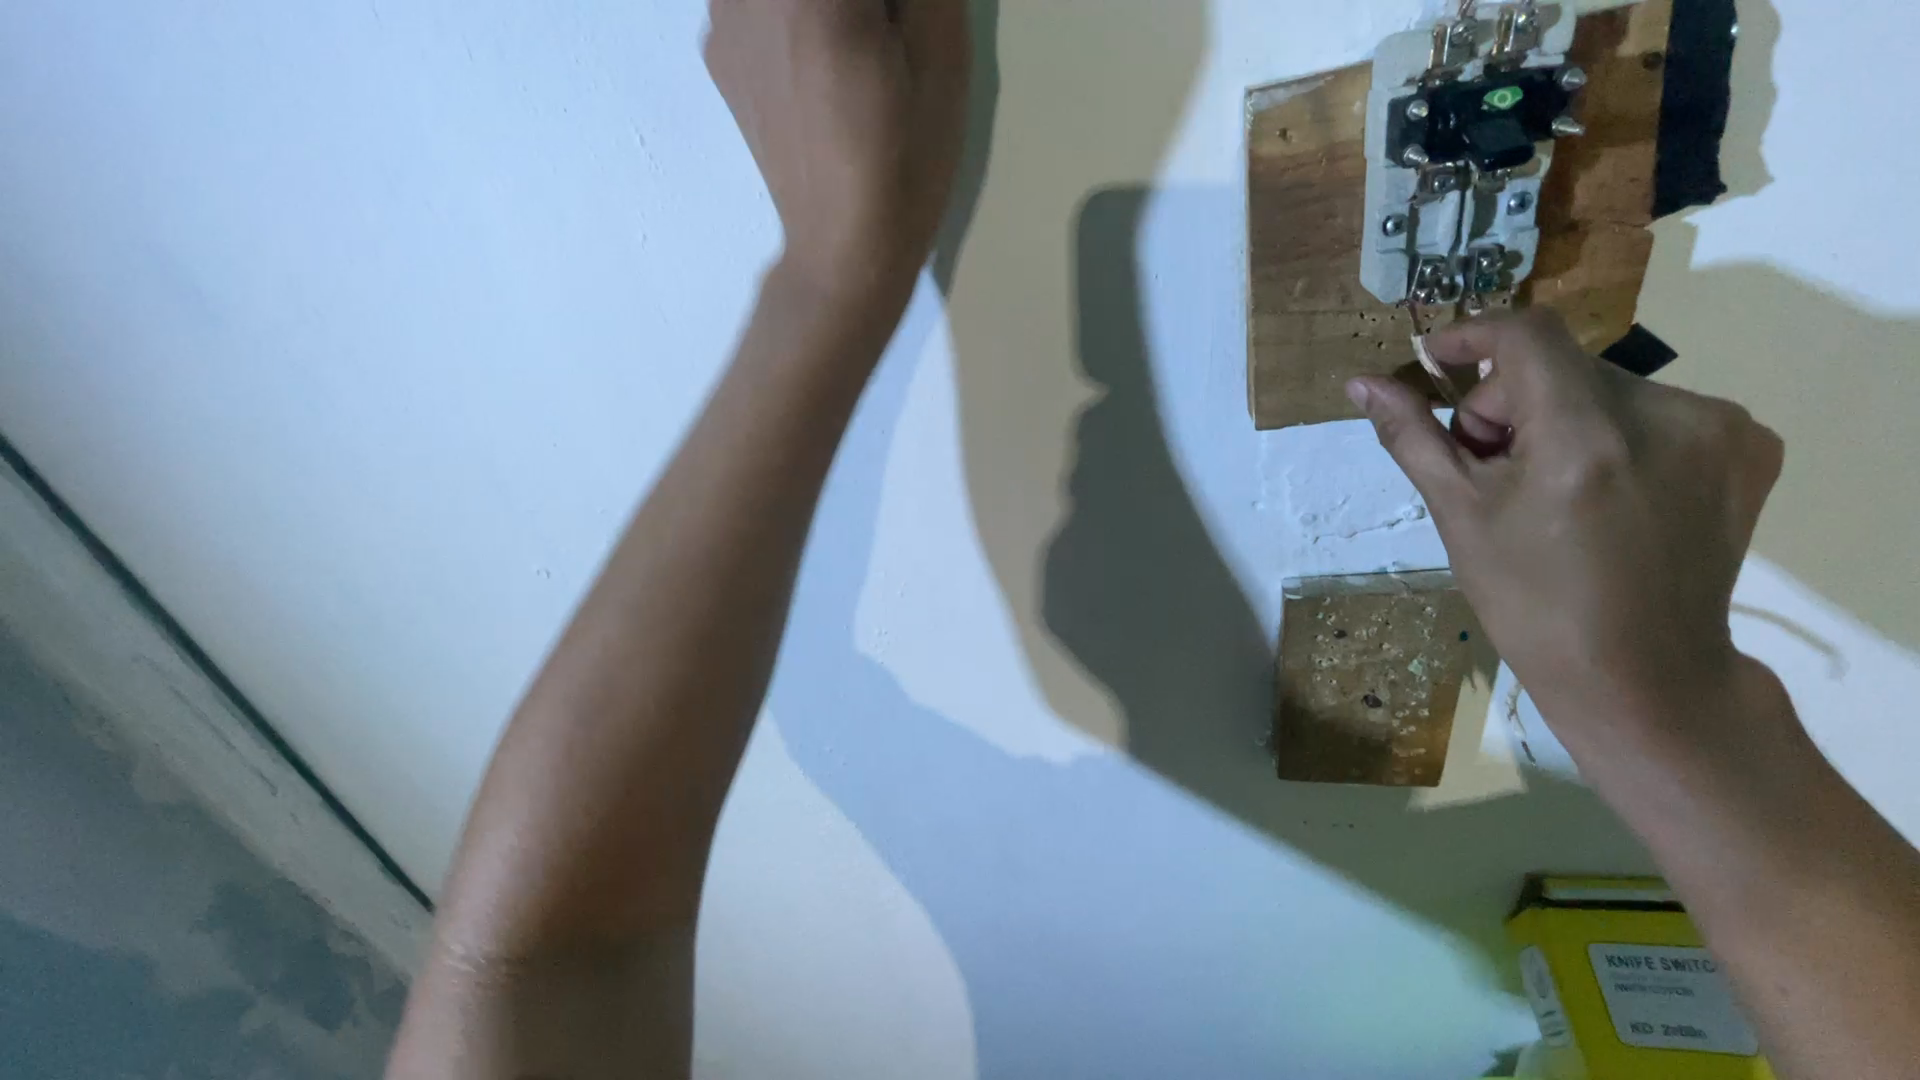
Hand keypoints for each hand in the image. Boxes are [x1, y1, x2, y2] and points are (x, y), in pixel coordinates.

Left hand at [705, 0, 970, 299]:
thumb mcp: (941, 53)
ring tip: (856, 41)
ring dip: (825, 8)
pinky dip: (789, 11)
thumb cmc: (907, 160)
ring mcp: (720, 16)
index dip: (887, 0)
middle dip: (863, 5)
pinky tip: (821, 54)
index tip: (897, 17)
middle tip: (882, 28)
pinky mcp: (716, 52)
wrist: (843, 248)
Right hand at [1348, 311, 1784, 764]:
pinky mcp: (1750, 446)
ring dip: (1560, 418)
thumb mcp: (1458, 515)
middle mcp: (1667, 415)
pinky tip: (1603, 490)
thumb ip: (1413, 436)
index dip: (1470, 336)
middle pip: (1560, 366)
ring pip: (1605, 388)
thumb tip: (1360, 383)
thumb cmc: (1529, 600)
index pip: (1525, 335)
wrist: (1642, 672)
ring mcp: (1721, 429)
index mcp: (1585, 437)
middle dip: (1509, 404)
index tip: (1434, 363)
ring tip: (1547, 488)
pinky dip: (1612, 434)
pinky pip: (1655, 410)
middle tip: (1489, 467)